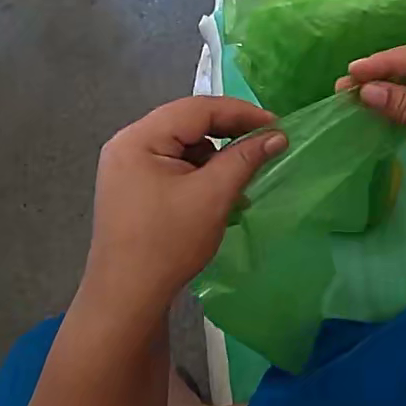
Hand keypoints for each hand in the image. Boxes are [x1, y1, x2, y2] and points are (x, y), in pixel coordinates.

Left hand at [85, 96, 286, 304]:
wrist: (127, 296)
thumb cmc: (169, 242)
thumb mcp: (213, 195)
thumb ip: (246, 158)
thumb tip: (277, 135)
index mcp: (139, 138)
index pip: (197, 108)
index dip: (241, 112)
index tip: (277, 125)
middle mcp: (128, 144)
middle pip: (188, 123)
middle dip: (230, 132)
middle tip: (267, 142)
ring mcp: (127, 167)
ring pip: (184, 145)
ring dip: (217, 154)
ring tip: (245, 172)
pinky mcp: (134, 187)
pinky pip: (175, 165)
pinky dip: (201, 171)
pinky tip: (220, 190)